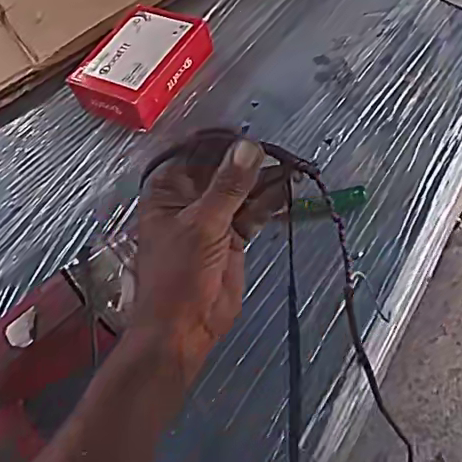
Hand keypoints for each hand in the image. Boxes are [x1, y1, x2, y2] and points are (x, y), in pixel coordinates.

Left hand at [130, 136, 280, 378]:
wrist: (184, 328)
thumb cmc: (178, 274)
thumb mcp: (203, 224)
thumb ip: (229, 186)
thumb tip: (249, 148)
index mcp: (169, 190)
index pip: (197, 154)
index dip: (224, 143)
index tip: (254, 133)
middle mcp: (189, 199)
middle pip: (223, 171)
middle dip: (250, 162)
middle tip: (281, 151)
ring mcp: (212, 218)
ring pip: (242, 191)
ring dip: (265, 181)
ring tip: (293, 167)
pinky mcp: (232, 237)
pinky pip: (252, 212)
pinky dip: (269, 203)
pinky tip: (288, 190)